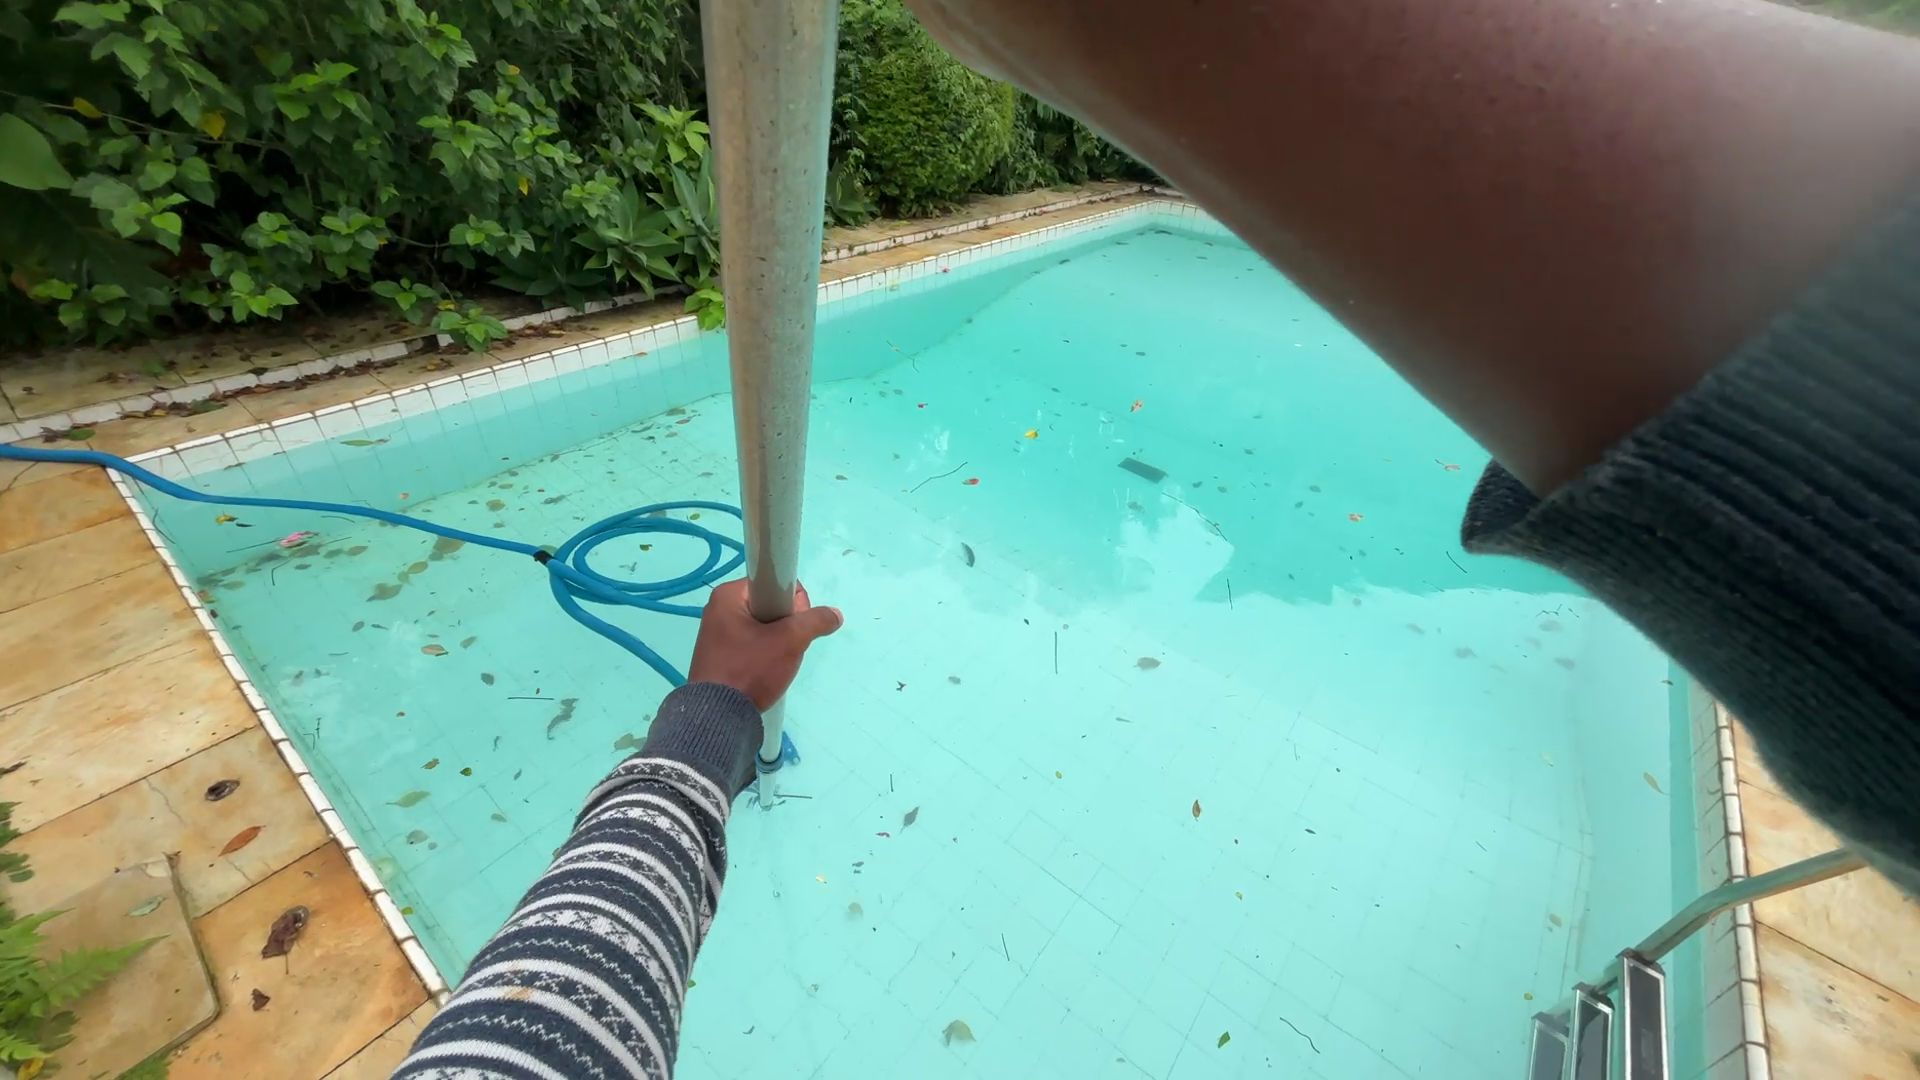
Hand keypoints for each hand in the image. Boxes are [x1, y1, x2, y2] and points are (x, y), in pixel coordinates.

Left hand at [687, 579, 842, 710]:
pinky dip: (764, 652)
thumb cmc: (751, 669)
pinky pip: (752, 641)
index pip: (775, 583)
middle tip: (787, 648)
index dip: (793, 602)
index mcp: (728, 595)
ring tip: (775, 663)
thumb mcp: (790, 641)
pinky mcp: (718, 653)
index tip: (795, 625)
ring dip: (777, 641)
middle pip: (770, 605)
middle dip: (786, 625)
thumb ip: (815, 621)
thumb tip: (835, 614)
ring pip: (763, 625)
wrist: (718, 716)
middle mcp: (718, 607)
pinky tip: (765, 670)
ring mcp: (716, 632)